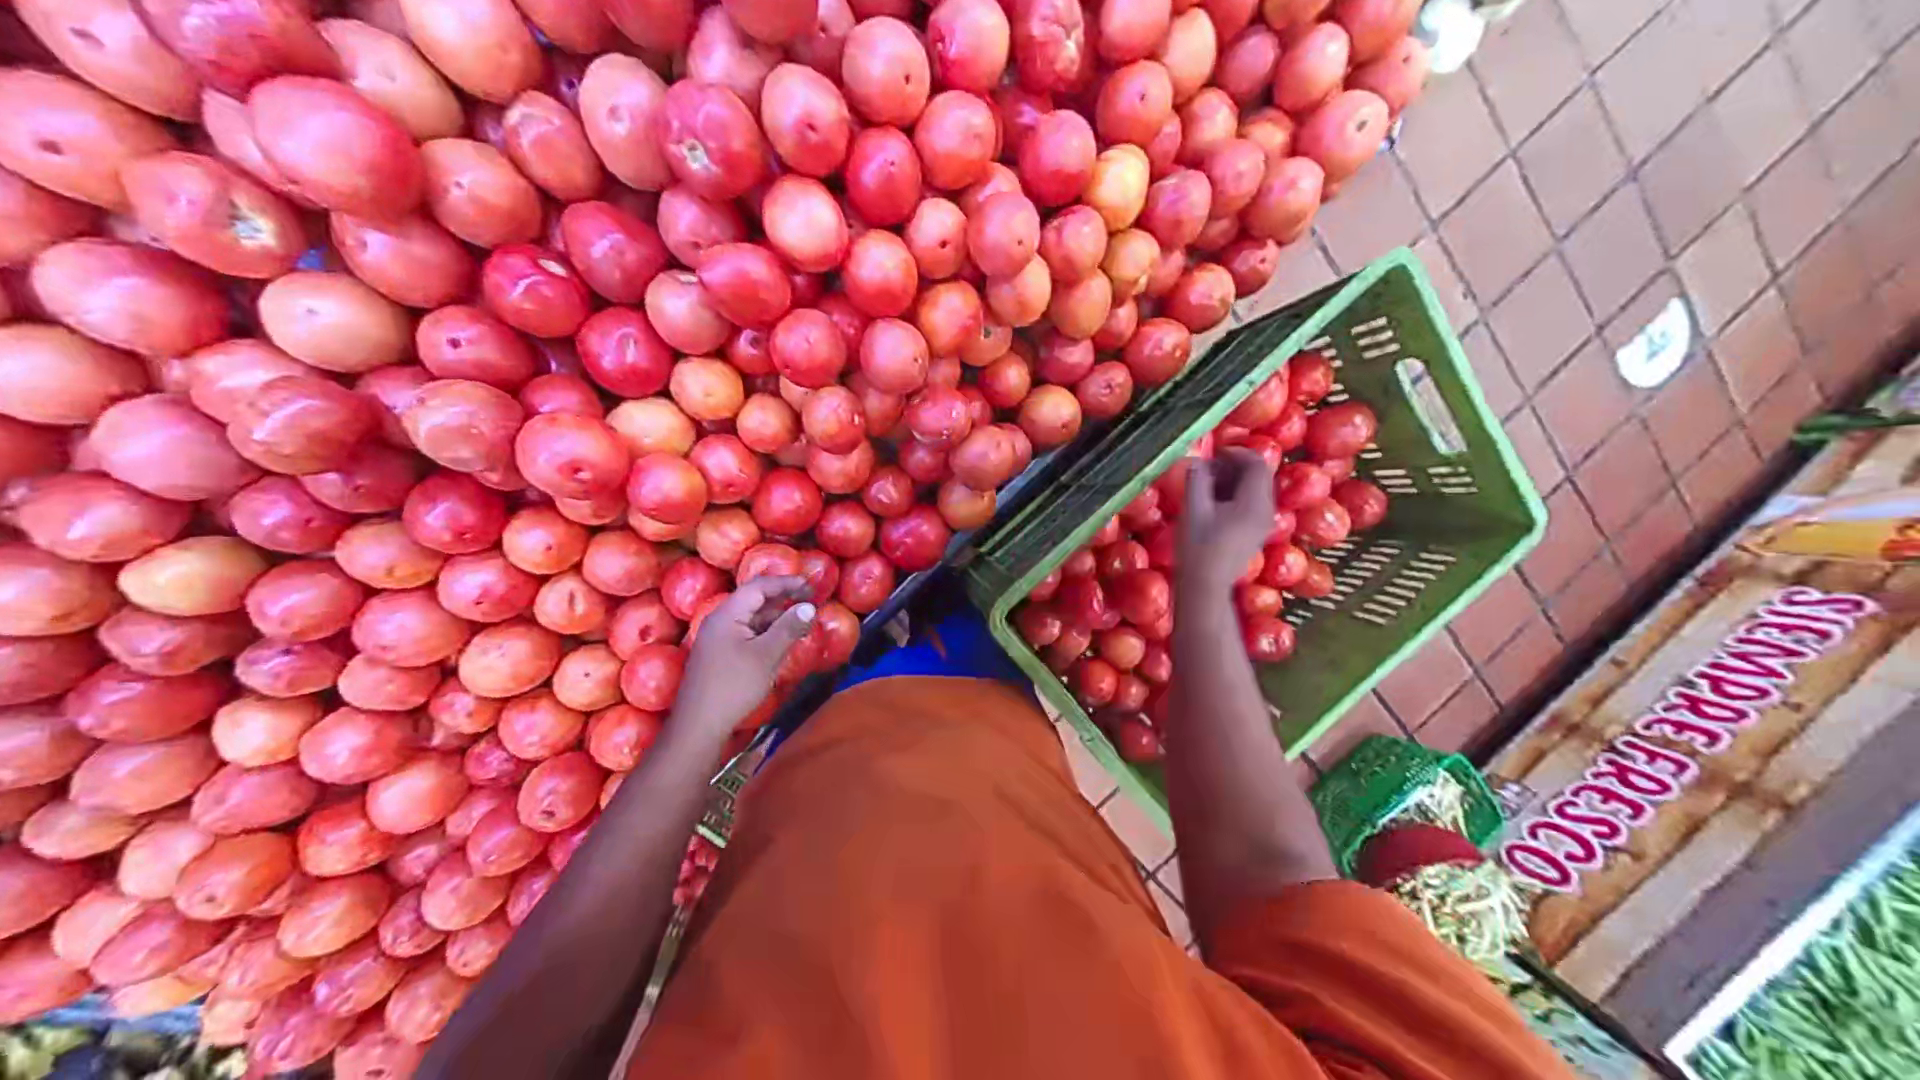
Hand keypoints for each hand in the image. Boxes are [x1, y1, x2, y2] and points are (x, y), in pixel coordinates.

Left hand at [670, 576, 814, 734]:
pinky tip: (782, 640)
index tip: (811, 587)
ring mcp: (717, 637)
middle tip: (810, 601)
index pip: (759, 586)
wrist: (699, 725)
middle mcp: (719, 620)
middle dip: (783, 598)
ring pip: (751, 617)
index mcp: (727, 614)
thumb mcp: (766, 656)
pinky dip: (766, 631)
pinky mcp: (719, 653)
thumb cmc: (734, 686)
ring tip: (802, 622)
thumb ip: (788, 628)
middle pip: (754, 599)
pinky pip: (746, 632)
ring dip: (776, 616)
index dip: (786, 583)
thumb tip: (809, 607)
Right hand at [1177, 448, 1275, 597]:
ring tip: (1208, 484)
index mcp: (1254, 504)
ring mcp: (1263, 525)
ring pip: (1256, 490)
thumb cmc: (1197, 548)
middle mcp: (1266, 512)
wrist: (1204, 587)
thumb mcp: (1193, 510)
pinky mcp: (1255, 534)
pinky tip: (1214, 503)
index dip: (1237, 453)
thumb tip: (1198, 461)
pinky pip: (1252, 504)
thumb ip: (1197, 481)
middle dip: (1235, 466)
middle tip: (1209, 467)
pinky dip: (1237, 495)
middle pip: (1259, 477)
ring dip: (1235, 481)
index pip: (1256, 465)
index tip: (1215, 452)